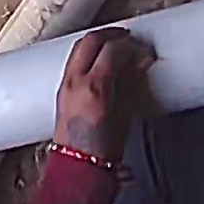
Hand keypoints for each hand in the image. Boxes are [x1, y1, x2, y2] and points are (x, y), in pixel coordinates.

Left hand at [53, 27, 153, 162]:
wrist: (77, 169)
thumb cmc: (103, 150)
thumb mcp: (125, 114)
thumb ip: (131, 83)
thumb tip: (139, 62)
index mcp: (94, 86)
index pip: (112, 49)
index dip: (130, 44)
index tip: (142, 47)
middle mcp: (76, 80)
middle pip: (90, 41)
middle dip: (110, 34)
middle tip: (128, 38)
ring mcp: (65, 83)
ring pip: (79, 48)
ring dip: (97, 41)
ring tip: (115, 46)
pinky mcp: (61, 89)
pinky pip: (74, 60)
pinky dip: (88, 53)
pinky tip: (100, 60)